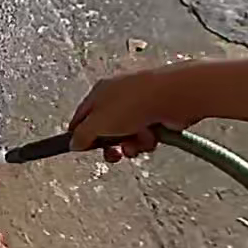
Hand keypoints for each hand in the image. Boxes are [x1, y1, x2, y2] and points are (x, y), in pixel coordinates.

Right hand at [69, 63, 203, 161]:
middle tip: (113, 155)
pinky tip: (150, 137)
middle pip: (104, 131)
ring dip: (129, 145)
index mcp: (99, 93)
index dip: (79, 135)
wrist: (174, 96)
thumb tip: (74, 144)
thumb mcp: (97, 123)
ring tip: (136, 143)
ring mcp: (138, 107)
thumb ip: (81, 136)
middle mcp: (117, 97)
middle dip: (108, 146)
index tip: (81, 149)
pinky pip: (144, 137)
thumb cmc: (133, 103)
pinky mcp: (156, 116)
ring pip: (125, 137)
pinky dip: (145, 141)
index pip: (81, 117)